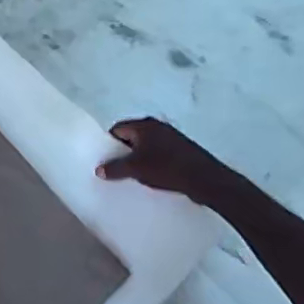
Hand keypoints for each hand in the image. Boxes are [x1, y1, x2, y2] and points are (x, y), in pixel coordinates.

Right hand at [96, 117, 240, 202]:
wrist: (205, 179)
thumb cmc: (166, 168)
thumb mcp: (135, 169)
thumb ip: (114, 168)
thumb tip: (99, 170)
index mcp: (144, 125)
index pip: (117, 129)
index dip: (109, 143)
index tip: (106, 159)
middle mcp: (157, 125)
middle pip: (132, 136)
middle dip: (124, 151)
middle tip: (118, 168)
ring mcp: (172, 136)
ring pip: (147, 145)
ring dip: (140, 158)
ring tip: (135, 174)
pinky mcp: (182, 148)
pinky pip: (160, 152)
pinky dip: (154, 161)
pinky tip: (154, 176)